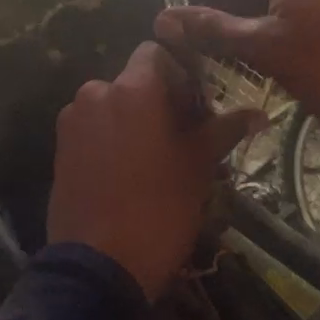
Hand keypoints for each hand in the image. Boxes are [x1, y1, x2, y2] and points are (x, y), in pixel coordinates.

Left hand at [45, 42, 260, 300]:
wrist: (99, 266)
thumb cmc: (159, 209)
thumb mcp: (198, 167)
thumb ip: (224, 130)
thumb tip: (260, 114)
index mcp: (133, 88)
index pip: (156, 53)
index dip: (177, 75)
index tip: (193, 108)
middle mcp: (97, 91)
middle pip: (133, 81)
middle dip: (157, 102)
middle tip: (180, 140)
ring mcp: (73, 118)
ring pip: (111, 106)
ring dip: (132, 121)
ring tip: (152, 163)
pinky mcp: (59, 146)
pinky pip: (92, 128)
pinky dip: (109, 139)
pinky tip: (124, 176)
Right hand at [155, 0, 319, 151]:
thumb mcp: (270, 52)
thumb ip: (215, 31)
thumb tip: (164, 17)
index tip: (174, 17)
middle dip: (219, 3)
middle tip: (198, 42)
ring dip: (248, 16)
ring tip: (231, 54)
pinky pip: (301, 3)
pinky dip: (277, 22)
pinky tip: (274, 56)